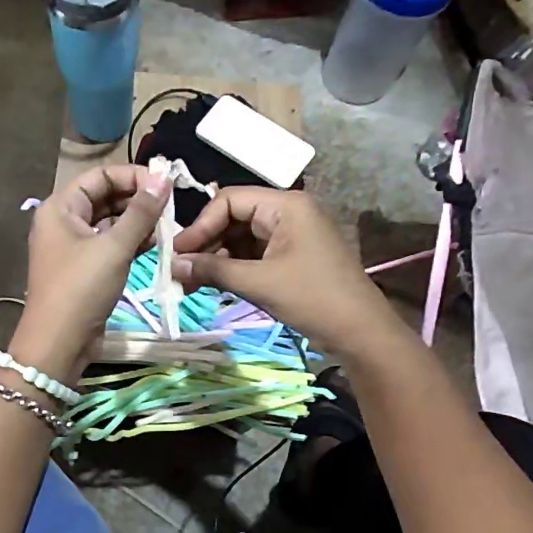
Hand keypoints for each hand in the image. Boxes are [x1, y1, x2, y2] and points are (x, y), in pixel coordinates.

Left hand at [13, 164, 172, 381]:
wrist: (59, 342)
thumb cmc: (82, 288)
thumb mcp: (114, 247)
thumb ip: (141, 212)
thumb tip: (162, 178)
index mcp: (61, 207)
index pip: (100, 176)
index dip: (132, 175)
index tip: (165, 182)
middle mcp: (65, 222)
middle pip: (106, 198)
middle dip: (138, 199)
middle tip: (172, 205)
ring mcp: (75, 248)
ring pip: (111, 224)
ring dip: (139, 222)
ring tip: (169, 225)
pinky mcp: (87, 270)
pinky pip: (112, 246)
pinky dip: (133, 243)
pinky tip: (158, 243)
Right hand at [172, 187, 405, 357]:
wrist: (360, 331)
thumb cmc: (312, 298)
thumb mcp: (259, 283)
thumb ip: (214, 271)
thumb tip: (173, 265)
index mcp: (286, 205)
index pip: (229, 201)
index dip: (200, 225)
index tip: (177, 253)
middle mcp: (288, 213)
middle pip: (234, 218)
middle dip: (206, 244)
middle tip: (179, 271)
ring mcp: (291, 236)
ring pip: (242, 240)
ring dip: (216, 259)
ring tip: (190, 283)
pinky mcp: (291, 259)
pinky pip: (254, 256)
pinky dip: (233, 269)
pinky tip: (213, 285)